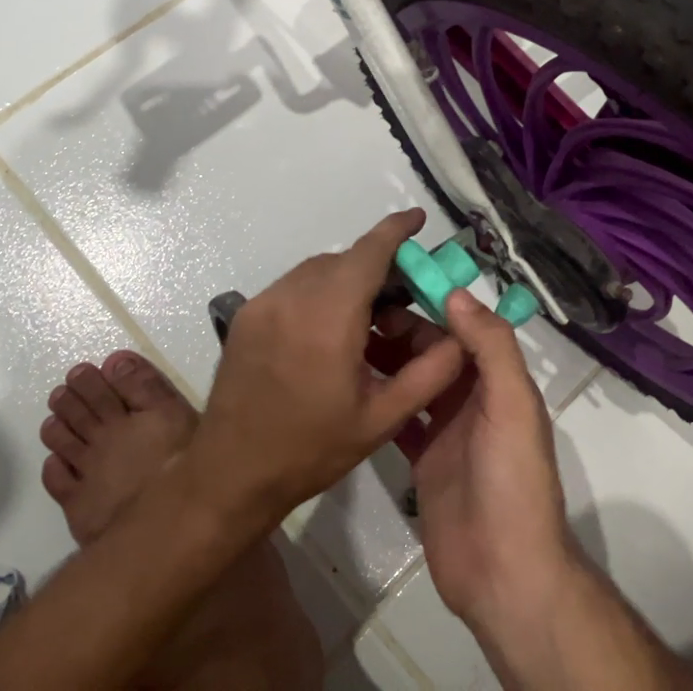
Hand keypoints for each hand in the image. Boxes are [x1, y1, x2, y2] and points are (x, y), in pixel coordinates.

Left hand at [188, 208, 467, 524]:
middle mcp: (292, 298)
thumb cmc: (312, 449)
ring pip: (317, 271)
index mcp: (329, 318)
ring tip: (367, 319)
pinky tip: (330, 331)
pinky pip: (292, 287)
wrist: (231, 474)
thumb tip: (461, 336)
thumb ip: (430, 373)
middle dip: (377, 267)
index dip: (396, 231)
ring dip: (346, 280)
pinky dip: (319, 293)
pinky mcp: (246, 316)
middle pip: (344, 261)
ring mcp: (263, 305)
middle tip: (403, 298)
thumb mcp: (383, 419)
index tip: (419, 219)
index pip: (368, 253)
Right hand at [366, 289, 579, 627]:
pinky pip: (400, 421)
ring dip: (387, 360)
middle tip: (354, 314)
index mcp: (500, 382)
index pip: (463, 329)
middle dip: (401, 330)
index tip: (390, 282)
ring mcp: (446, 432)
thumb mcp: (512, 406)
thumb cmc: (511, 482)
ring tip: (343, 340)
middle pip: (434, 353)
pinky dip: (381, 401)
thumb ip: (491, 348)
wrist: (502, 572)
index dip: (432, 304)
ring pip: (414, 383)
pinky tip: (348, 387)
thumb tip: (456, 293)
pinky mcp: (422, 462)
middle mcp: (474, 400)